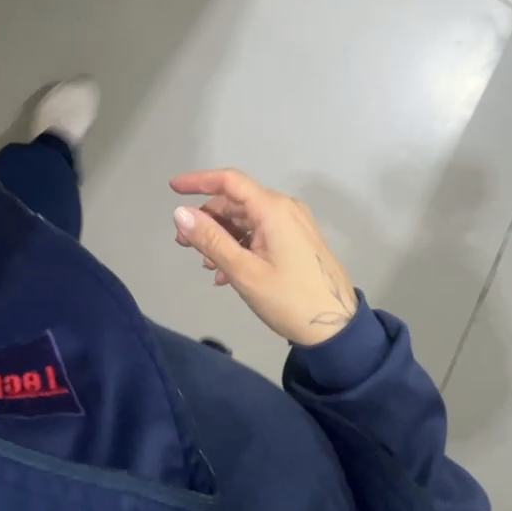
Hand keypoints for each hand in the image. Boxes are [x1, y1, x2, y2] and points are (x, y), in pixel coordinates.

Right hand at [170, 168, 359, 346]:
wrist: (338, 329)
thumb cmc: (290, 299)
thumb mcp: (244, 272)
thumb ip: (211, 240)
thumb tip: (180, 213)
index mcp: (273, 208)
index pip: (229, 181)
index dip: (198, 181)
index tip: (173, 188)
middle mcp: (284, 208)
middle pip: (236, 202)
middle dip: (207, 219)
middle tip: (183, 243)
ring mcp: (293, 224)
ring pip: (246, 220)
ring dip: (222, 237)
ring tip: (205, 264)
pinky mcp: (297, 241)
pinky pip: (260, 234)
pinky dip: (240, 246)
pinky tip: (226, 273)